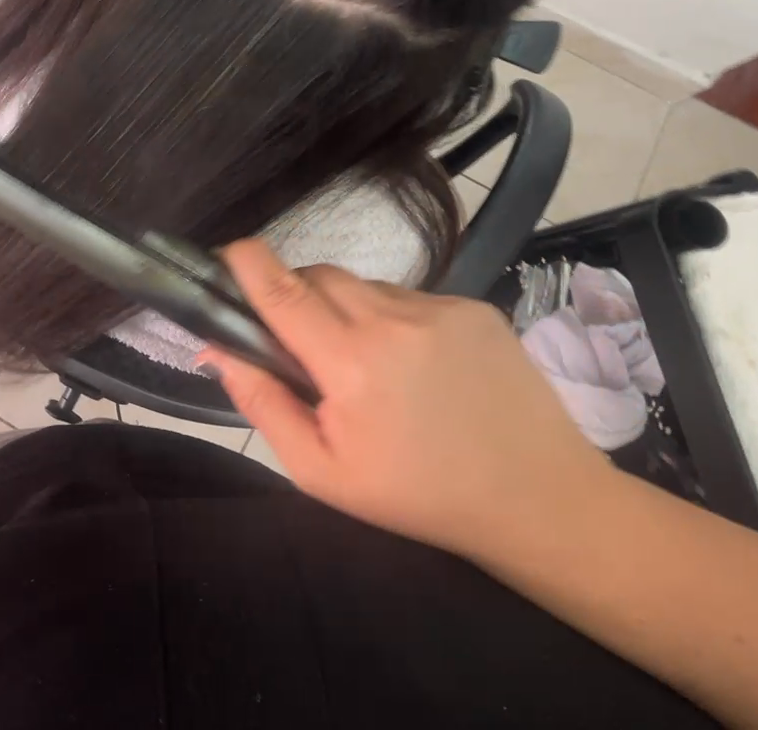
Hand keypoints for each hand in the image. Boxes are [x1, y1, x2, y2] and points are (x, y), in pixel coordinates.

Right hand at [200, 239, 615, 558]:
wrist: (543, 501)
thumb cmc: (416, 494)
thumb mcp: (320, 470)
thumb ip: (261, 403)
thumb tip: (214, 349)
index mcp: (351, 362)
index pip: (282, 289)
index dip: (244, 262)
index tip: (222, 255)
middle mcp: (394, 320)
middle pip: (316, 275)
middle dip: (292, 295)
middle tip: (297, 344)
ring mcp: (440, 308)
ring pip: (359, 285)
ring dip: (340, 308)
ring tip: (362, 362)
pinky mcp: (474, 308)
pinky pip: (404, 294)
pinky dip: (386, 317)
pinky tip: (410, 364)